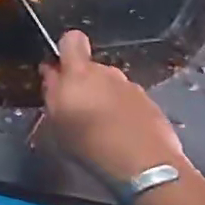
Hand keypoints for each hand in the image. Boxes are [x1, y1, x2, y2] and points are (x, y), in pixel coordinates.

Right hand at [39, 30, 186, 189]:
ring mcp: (134, 88)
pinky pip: (130, 102)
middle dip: (84, 82)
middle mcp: (109, 73)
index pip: (72, 40)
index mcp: (79, 72)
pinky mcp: (153, 106)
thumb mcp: (55, 119)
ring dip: (104, 98)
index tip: (59, 68)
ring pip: (111, 85)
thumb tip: (51, 72)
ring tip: (101, 126)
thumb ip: (52, 90)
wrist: (144, 165)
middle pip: (92, 67)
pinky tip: (121, 135)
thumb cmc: (88, 140)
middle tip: (77, 109)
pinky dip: (123, 112)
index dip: (65, 49)